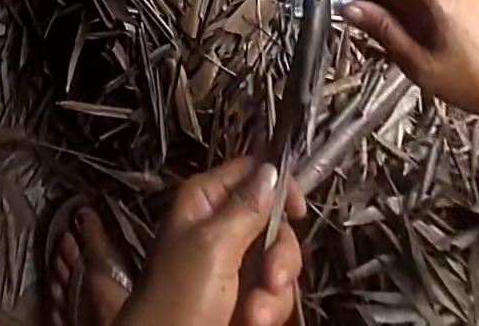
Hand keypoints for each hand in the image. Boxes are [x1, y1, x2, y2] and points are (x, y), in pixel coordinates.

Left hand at [119, 157, 305, 325]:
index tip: (297, 211)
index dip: (277, 184)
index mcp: (206, 200)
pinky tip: (254, 325)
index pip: (250, 171)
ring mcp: (234, 264)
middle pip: (272, 219)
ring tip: (255, 317)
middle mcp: (222, 225)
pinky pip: (274, 293)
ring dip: (274, 291)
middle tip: (272, 280)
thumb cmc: (180, 297)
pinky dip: (270, 310)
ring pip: (277, 260)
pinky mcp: (244, 298)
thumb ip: (246, 207)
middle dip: (279, 254)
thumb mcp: (212, 246)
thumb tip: (271, 168)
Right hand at [341, 0, 478, 118]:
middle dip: (385, 1)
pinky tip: (445, 35)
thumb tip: (348, 7)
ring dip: (409, 3)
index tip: (362, 19)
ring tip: (421, 40)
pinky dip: (432, 4)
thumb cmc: (471, 83)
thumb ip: (382, 31)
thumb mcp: (418, 63)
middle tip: (391, 38)